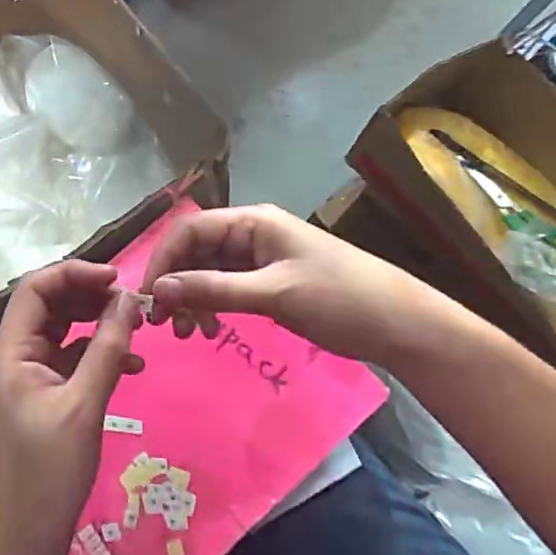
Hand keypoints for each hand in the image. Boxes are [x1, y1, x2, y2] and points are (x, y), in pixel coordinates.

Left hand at [0, 260, 143, 554]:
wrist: (32, 530)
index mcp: (10, 350)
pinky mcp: (44, 394)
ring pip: (61, 331)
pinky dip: (97, 354)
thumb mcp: (84, 405)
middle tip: (131, 301)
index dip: (73, 274)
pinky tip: (131, 363)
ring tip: (135, 326)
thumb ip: (107, 349)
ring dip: (95, 323)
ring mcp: (28, 374)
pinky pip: (69, 359)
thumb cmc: (51, 468)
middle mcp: (13, 354)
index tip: (116, 277)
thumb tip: (128, 300)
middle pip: (47, 306)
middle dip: (87, 296)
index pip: (34, 290)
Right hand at [139, 204, 462, 365]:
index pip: (188, 231)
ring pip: (204, 273)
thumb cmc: (341, 298)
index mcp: (251, 222)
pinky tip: (209, 328)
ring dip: (190, 299)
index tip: (149, 297)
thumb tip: (158, 289)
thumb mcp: (273, 293)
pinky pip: (223, 289)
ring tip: (187, 332)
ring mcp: (257, 259)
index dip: (163, 260)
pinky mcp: (266, 282)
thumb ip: (212, 289)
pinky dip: (209, 307)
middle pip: (193, 252)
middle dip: (175, 284)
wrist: (406, 328)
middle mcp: (249, 234)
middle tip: (164, 323)